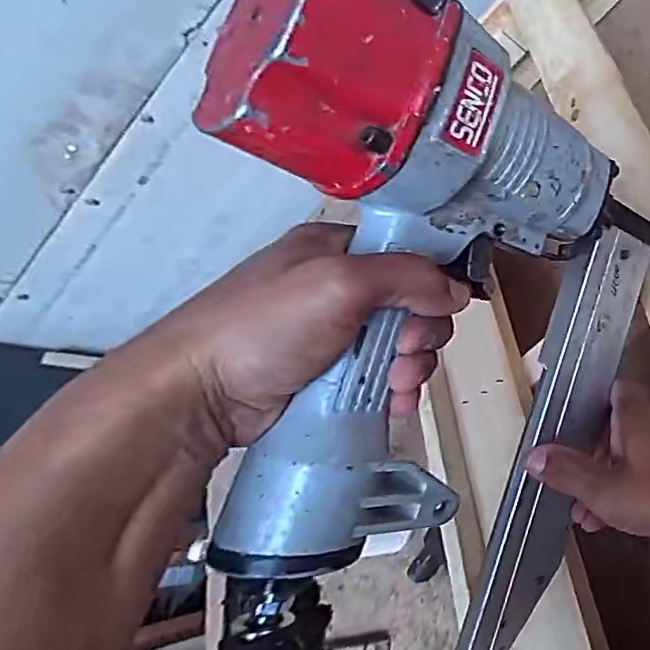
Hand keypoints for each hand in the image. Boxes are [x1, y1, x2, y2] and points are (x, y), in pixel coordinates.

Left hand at [118, 223, 469, 447]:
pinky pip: (390, 373)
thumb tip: (455, 290)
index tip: (437, 305)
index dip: (436, 279)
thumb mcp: (339, 283)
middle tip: (403, 348)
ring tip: (393, 382)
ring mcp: (338, 330)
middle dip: (423, 332)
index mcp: (337, 249)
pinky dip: (399, 387)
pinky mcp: (336, 368)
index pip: (413, 253)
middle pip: (419, 303)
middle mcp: (339, 286)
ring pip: (409, 342)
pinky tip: (391, 397)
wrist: (194, 399)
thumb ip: (409, 276)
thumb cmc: (247, 332)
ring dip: (413, 364)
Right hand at [527, 382, 649, 537]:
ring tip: (584, 513)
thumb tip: (535, 455)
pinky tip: (610, 519)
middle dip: (587, 454)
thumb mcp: (605, 490)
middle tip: (567, 480)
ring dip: (602, 480)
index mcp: (633, 420)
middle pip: (613, 429)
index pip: (614, 390)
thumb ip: (569, 473)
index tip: (567, 413)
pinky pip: (642, 476)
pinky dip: (623, 492)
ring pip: (626, 457)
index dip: (590, 397)